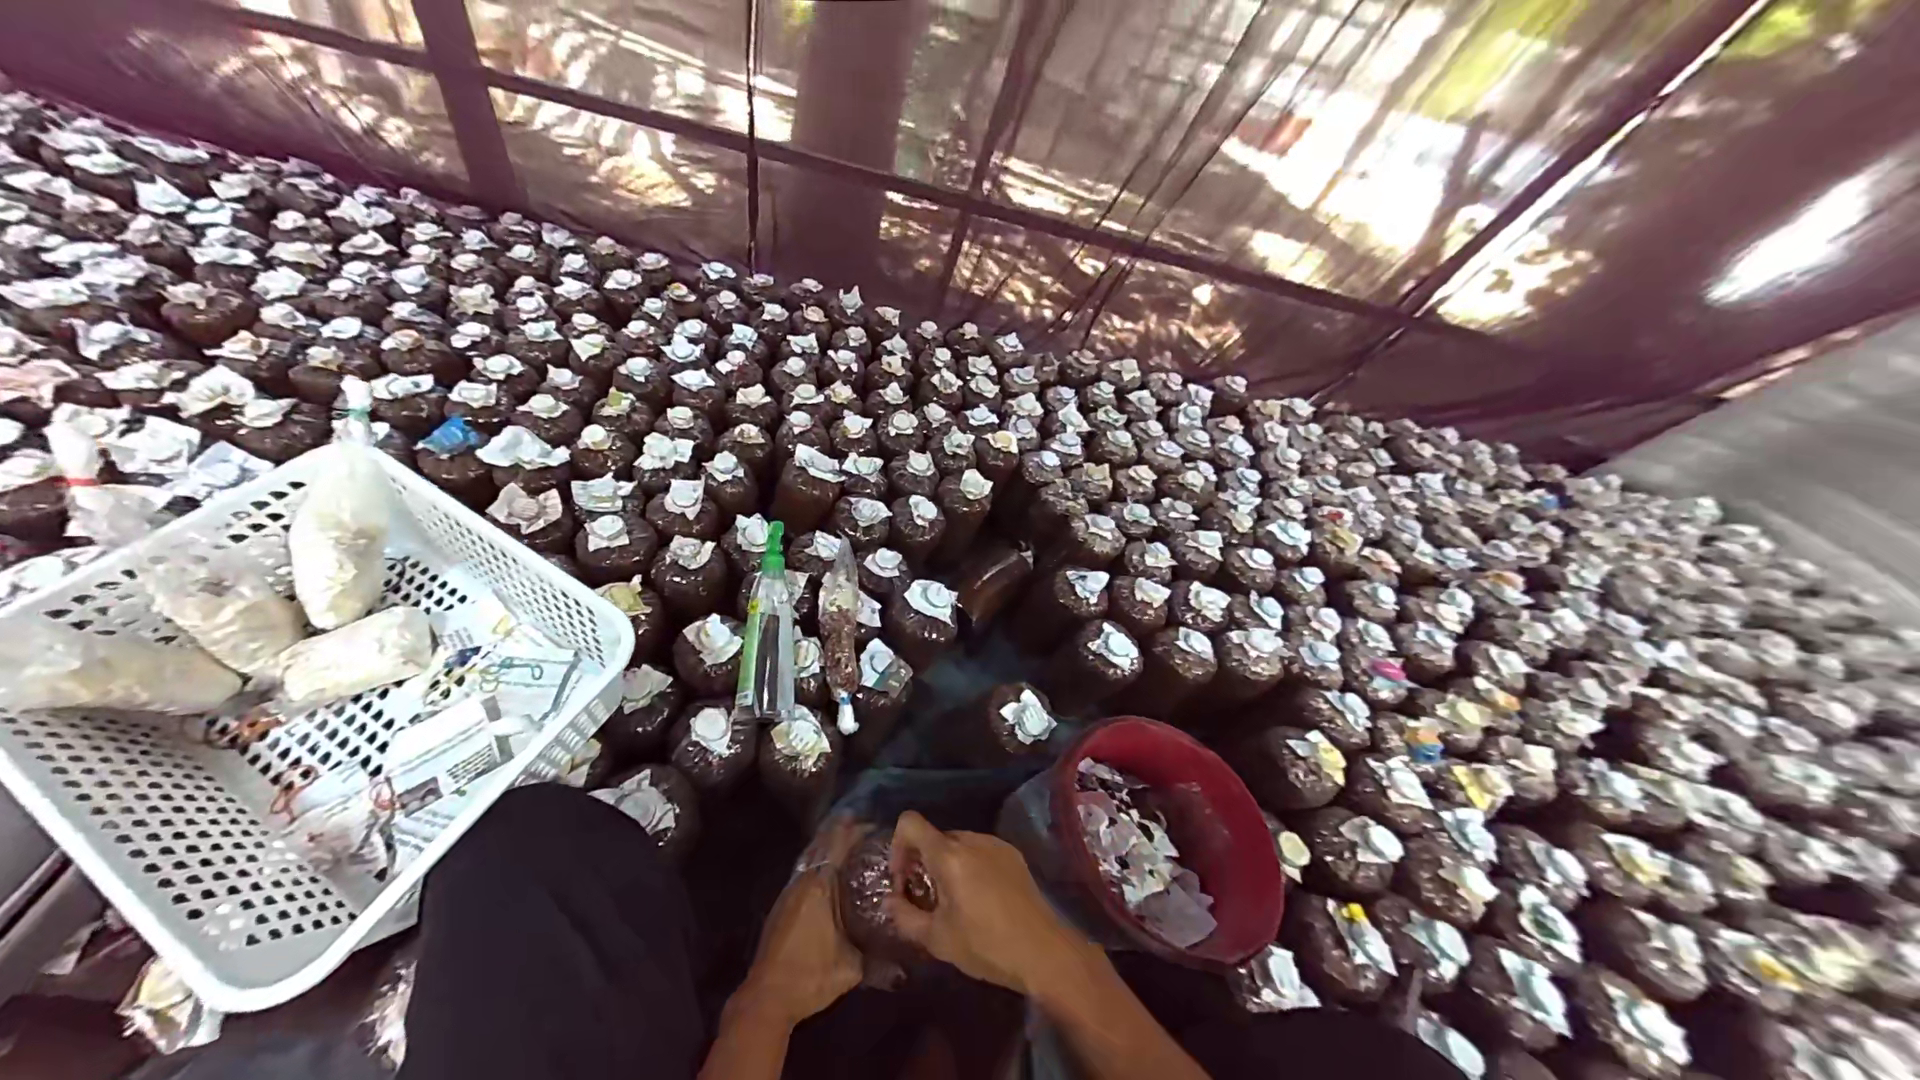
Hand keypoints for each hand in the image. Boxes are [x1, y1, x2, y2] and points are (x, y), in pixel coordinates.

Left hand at [736, 815, 865, 1026]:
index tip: (872, 824)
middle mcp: (802, 882)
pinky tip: (826, 869)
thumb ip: (878, 959)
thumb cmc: (810, 975)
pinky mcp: (782, 906)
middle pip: (821, 845)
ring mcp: (788, 893)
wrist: (766, 998)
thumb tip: (903, 963)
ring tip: (845, 837)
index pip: (837, 847)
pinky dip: (816, 860)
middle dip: (839, 831)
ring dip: (825, 844)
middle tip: (861, 823)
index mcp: (820, 888)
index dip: (854, 832)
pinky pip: (803, 870)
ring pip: (809, 857)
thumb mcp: (851, 968)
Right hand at [882, 810, 1092, 997]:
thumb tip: (889, 901)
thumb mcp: (938, 939)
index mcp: (949, 855)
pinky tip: (979, 899)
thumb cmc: (986, 945)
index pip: (910, 822)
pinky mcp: (1013, 854)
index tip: (904, 880)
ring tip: (953, 902)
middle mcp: (971, 839)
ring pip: (957, 844)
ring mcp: (995, 843)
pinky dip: (969, 866)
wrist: (1043, 951)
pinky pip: (979, 850)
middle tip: (924, 899)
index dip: (898, 846)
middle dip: (921, 863)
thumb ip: (905, 917)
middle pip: (934, 836)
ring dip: (946, 865)